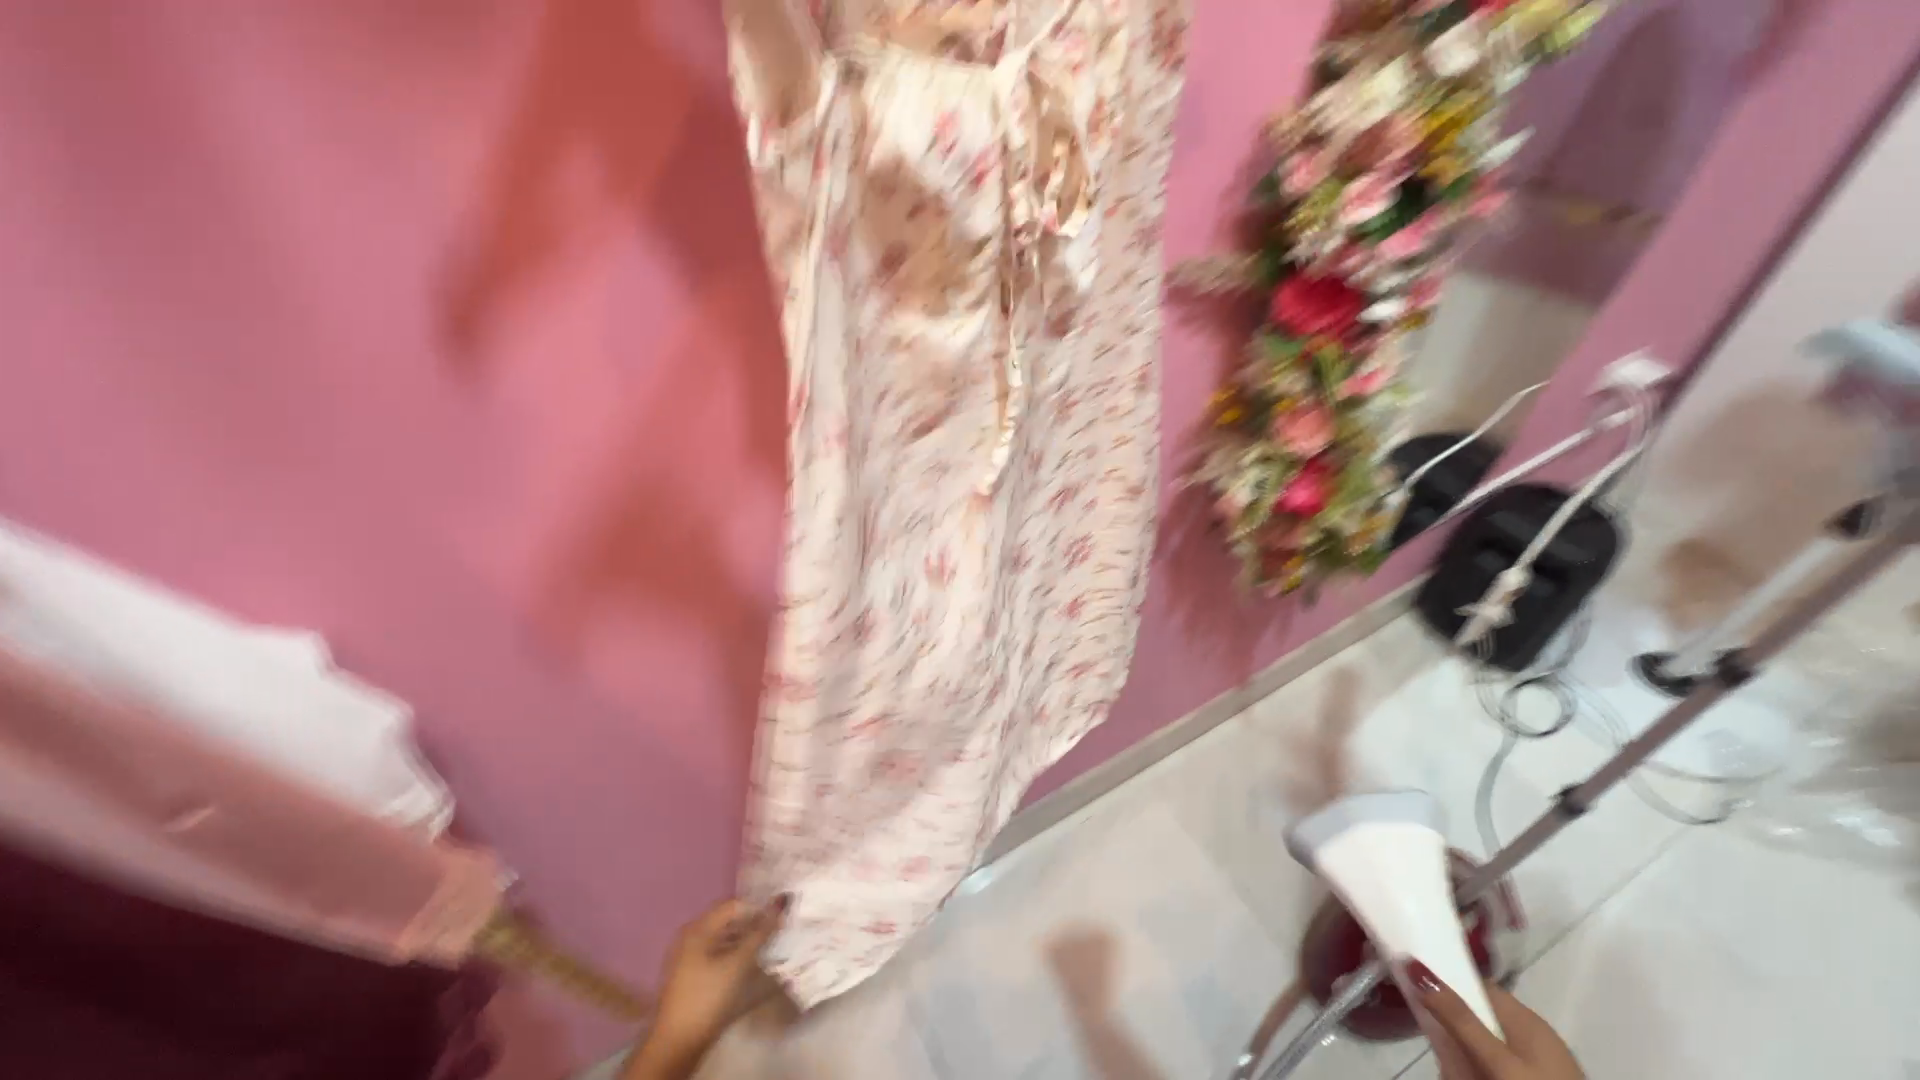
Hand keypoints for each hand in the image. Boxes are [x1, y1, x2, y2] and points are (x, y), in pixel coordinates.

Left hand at [624, 895, 790, 1079]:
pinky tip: (754, 967)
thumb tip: (782, 900)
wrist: (677, 1044)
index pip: (735, 905)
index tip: (782, 921)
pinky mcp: (694, 976)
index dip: (759, 909)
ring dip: (748, 942)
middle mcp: (692, 937)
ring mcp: (691, 957)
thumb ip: (761, 932)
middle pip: (730, 922)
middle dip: (755, 926)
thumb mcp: (738, 963)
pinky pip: (720, 956)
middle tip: (781, 935)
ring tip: (772, 951)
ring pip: (726, 940)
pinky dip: (737, 957)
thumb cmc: (707, 997)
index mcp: (699, 928)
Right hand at [1404, 960, 1584, 1079]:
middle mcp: (1535, 1034)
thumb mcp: (1495, 1060)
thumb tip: (1415, 965)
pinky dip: (1479, 1067)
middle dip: (1452, 1024)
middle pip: (1480, 1015)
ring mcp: (1541, 1063)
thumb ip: (1458, 1018)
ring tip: (1449, 1067)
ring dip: (1463, 1049)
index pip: (1477, 983)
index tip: (1412, 985)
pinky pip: (1499, 1063)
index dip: (1446, 980)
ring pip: (1487, 1042)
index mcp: (1527, 1019)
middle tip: (1429, 1037)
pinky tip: (1469, 1075)